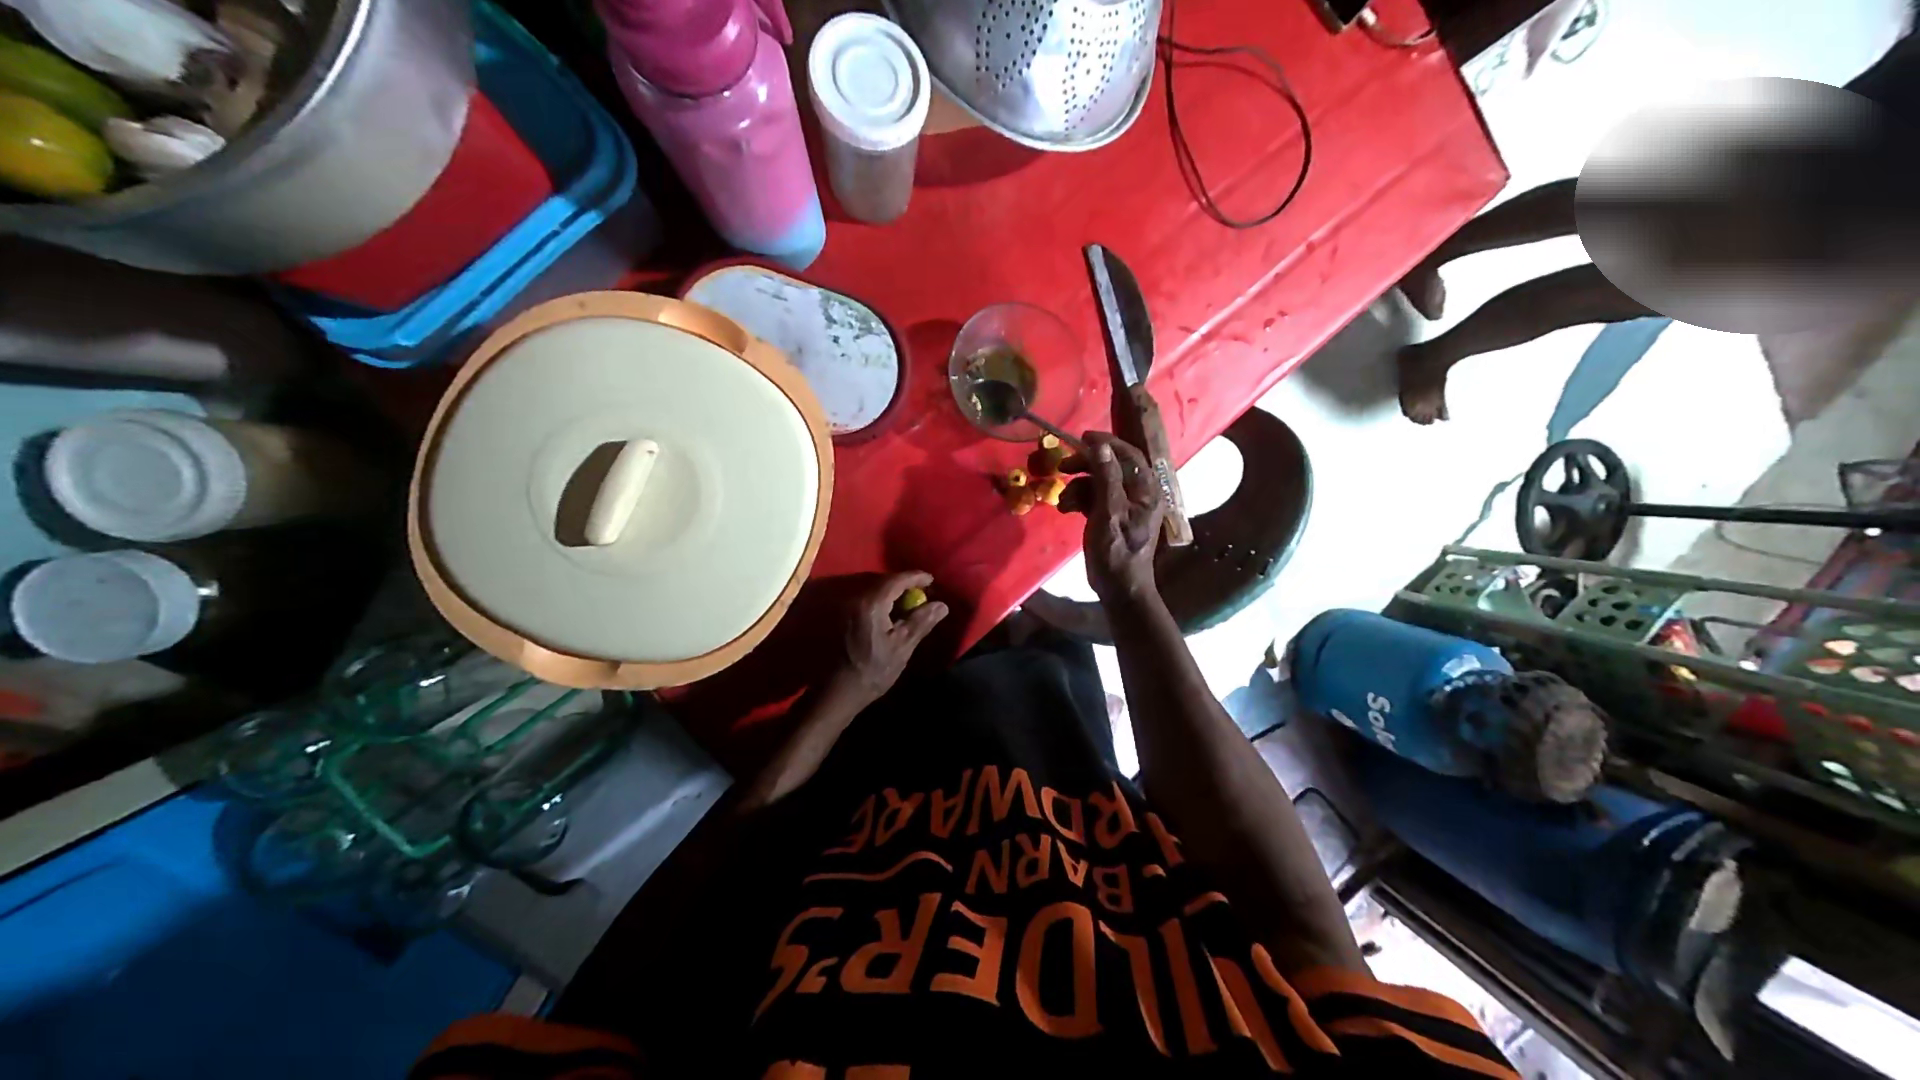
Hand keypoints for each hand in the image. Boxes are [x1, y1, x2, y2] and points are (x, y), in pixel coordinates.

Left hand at [829, 571, 949, 705]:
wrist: (838, 691)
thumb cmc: (873, 671)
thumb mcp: (902, 647)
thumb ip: (921, 622)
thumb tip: (941, 605)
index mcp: (871, 604)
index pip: (896, 580)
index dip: (915, 577)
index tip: (931, 580)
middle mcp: (855, 598)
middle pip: (882, 581)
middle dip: (903, 584)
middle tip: (921, 592)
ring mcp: (845, 607)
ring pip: (872, 590)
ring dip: (890, 592)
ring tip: (907, 602)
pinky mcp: (841, 616)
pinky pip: (864, 599)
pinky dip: (879, 601)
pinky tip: (888, 614)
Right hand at [1069, 433, 1164, 609]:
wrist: (1119, 588)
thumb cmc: (1116, 551)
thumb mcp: (1109, 511)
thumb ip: (1106, 477)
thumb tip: (1100, 446)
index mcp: (1147, 490)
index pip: (1128, 455)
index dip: (1106, 443)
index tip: (1082, 438)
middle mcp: (1140, 494)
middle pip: (1112, 467)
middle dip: (1087, 465)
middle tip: (1063, 465)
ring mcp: (1126, 506)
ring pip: (1100, 483)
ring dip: (1079, 486)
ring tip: (1063, 502)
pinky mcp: (1113, 518)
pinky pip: (1095, 498)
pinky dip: (1080, 500)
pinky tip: (1065, 509)